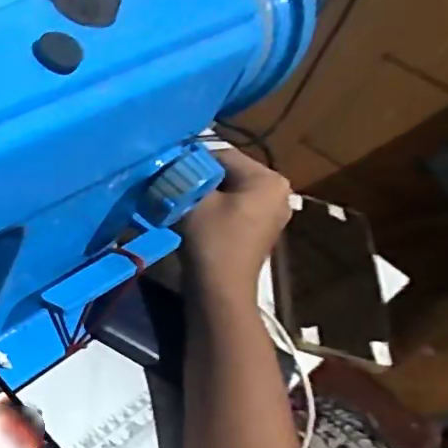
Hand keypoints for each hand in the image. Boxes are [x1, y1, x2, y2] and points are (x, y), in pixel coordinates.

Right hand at [179, 146, 292, 301]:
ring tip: (182, 206)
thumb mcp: (195, 201)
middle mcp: (278, 192)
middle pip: (229, 174)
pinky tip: (196, 221)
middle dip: (201, 180)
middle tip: (174, 189)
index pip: (224, 156)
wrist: (220, 291)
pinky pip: (235, 210)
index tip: (169, 173)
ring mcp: (272, 214)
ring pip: (230, 193)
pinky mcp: (261, 232)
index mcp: (269, 179)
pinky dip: (215, 211)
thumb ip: (186, 176)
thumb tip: (172, 163)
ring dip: (206, 196)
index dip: (193, 162)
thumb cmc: (212, 241)